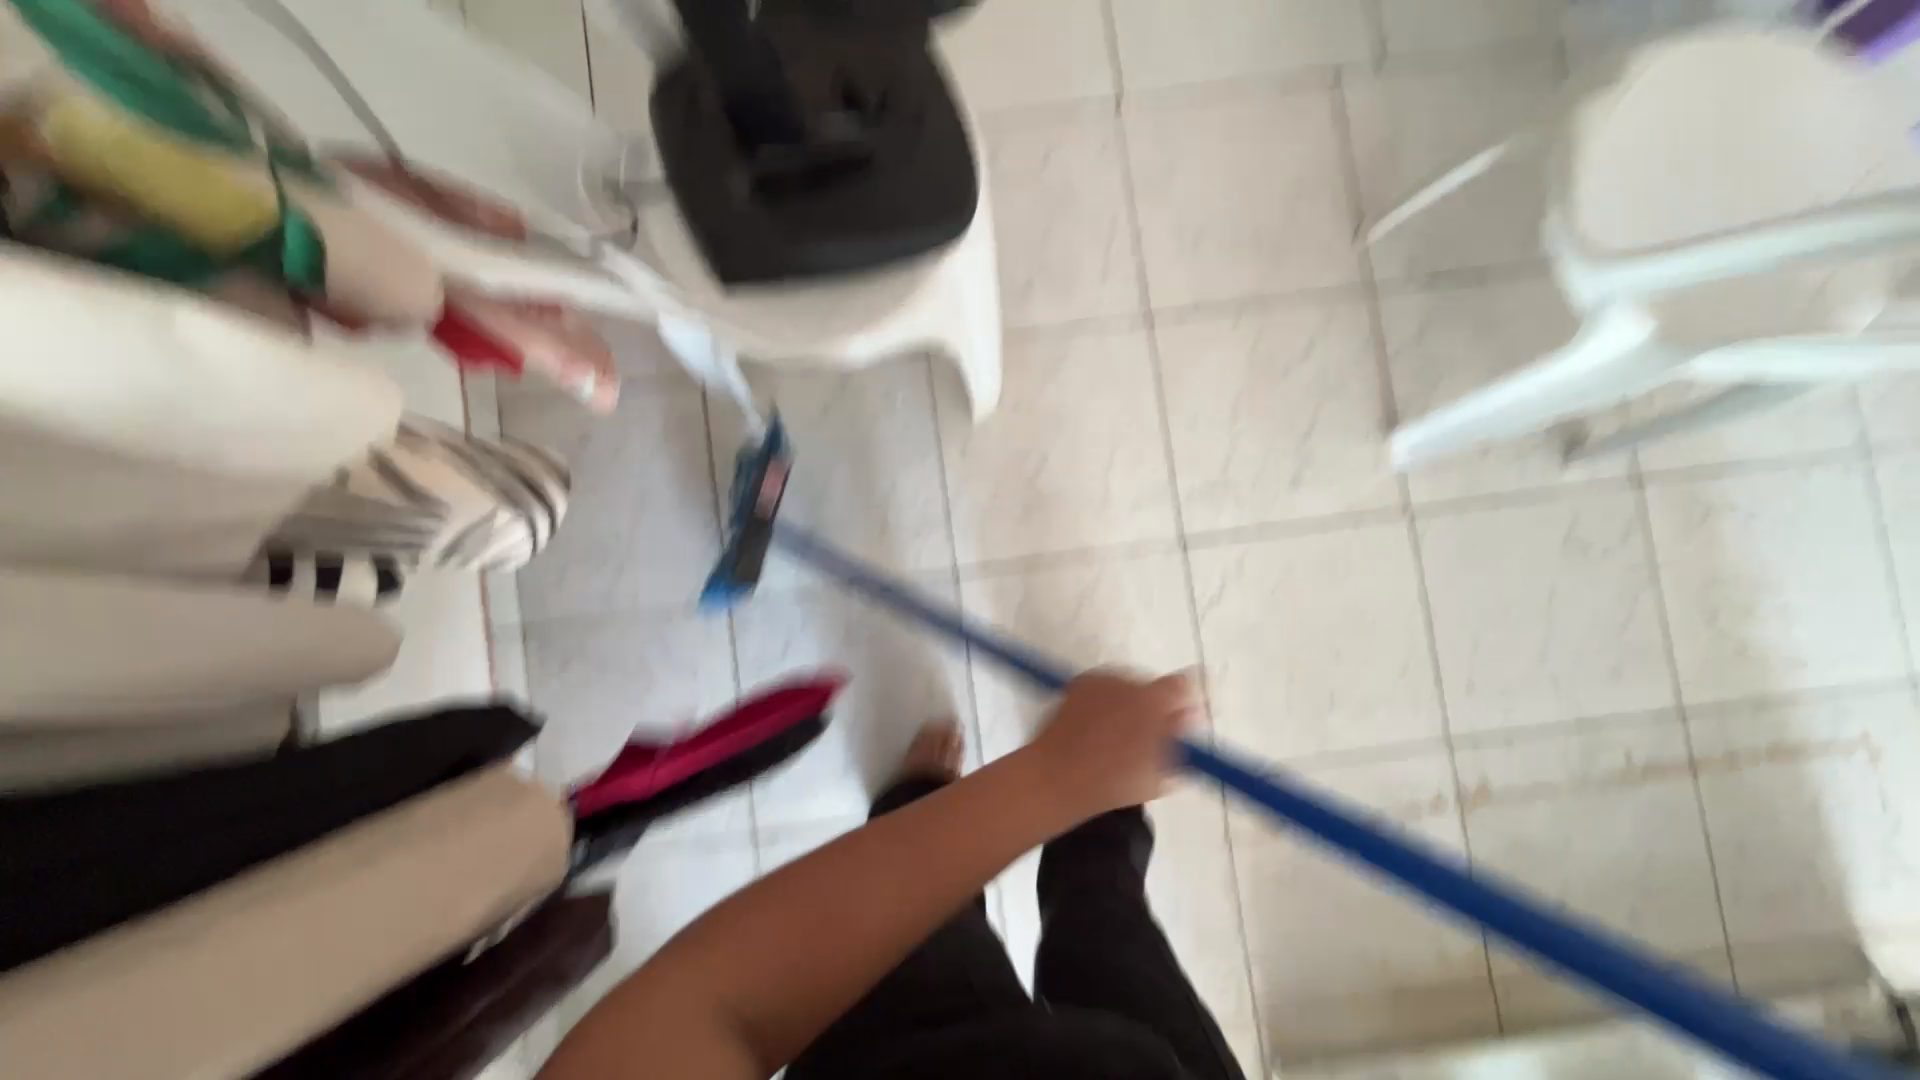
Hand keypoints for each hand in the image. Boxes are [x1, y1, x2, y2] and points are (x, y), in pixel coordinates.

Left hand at [1026, 668, 1203, 819]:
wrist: (1058, 776)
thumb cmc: (1113, 781)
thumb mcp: (1160, 772)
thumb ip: (1178, 743)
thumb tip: (1185, 723)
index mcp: (1152, 701)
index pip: (1182, 686)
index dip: (1184, 705)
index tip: (1181, 724)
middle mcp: (1126, 681)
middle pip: (1153, 686)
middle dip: (1155, 706)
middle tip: (1148, 736)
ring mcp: (1099, 679)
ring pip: (1127, 686)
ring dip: (1130, 704)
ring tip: (1119, 737)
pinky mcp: (1078, 683)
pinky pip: (1103, 688)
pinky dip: (1106, 702)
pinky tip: (1100, 729)